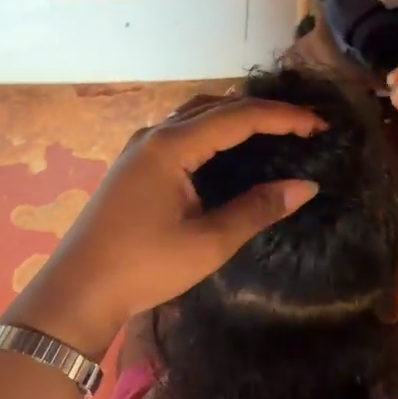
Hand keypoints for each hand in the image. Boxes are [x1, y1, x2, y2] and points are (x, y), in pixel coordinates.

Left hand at [5, 96, 323, 356]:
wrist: (77, 293)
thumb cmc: (143, 267)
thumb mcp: (208, 243)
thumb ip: (257, 209)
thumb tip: (306, 186)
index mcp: (170, 146)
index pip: (237, 116)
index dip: (282, 118)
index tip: (319, 126)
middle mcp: (153, 136)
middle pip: (215, 105)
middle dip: (261, 111)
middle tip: (301, 126)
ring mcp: (139, 149)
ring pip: (194, 115)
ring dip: (235, 117)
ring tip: (273, 130)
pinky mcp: (134, 166)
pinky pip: (180, 132)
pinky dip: (212, 132)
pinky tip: (228, 150)